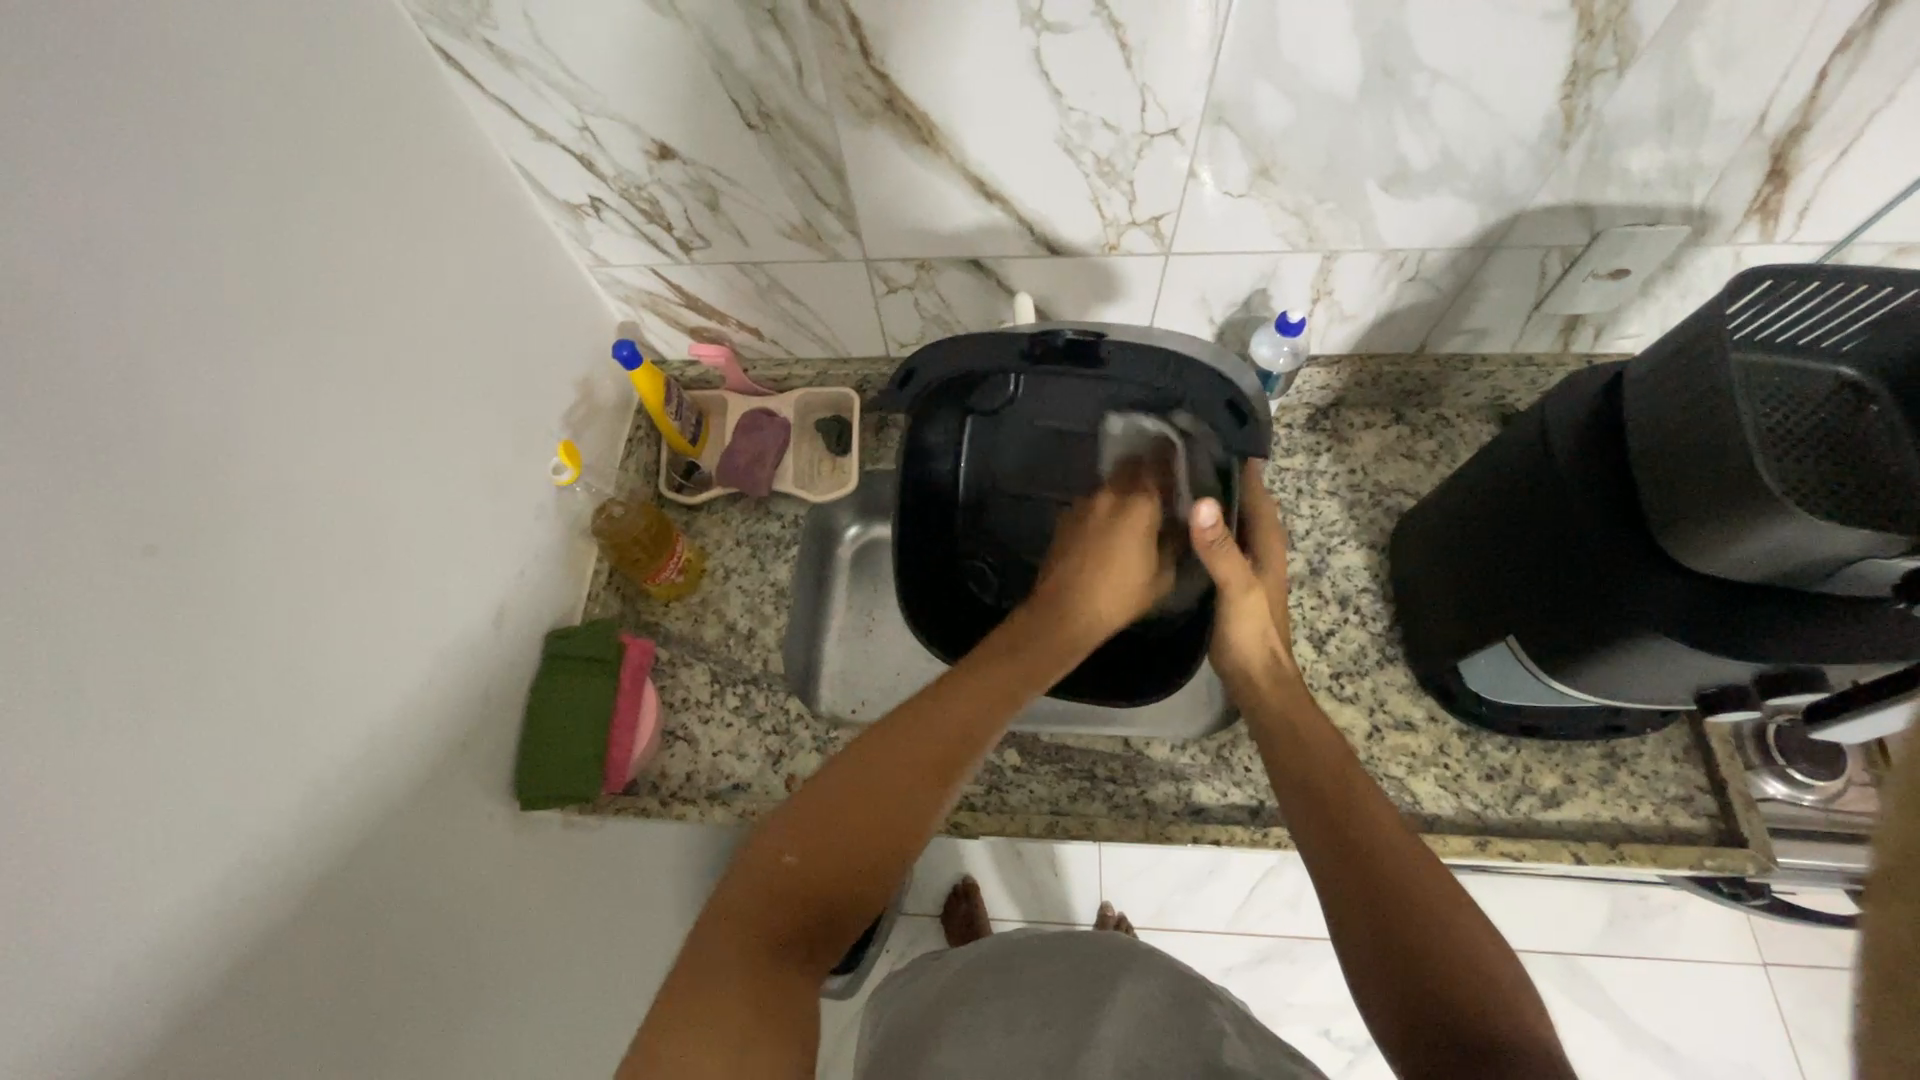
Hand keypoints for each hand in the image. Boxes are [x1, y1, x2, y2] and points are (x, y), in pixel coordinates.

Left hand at [1028, 457, 1176, 639]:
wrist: (1064, 611)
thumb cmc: (1119, 596)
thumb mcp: (1162, 576)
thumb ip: (1172, 544)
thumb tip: (1176, 527)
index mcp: (1140, 504)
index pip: (1158, 464)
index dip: (1167, 454)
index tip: (1175, 452)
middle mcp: (1109, 495)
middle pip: (1128, 467)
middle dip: (1142, 468)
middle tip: (1154, 481)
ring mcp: (1082, 504)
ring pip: (1107, 486)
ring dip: (1119, 492)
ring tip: (1128, 511)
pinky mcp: (1064, 519)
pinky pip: (1090, 505)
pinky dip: (1100, 510)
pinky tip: (1104, 529)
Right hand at [1189, 460, 1302, 694]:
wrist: (1257, 681)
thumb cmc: (1251, 633)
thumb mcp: (1236, 587)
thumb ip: (1220, 548)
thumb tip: (1201, 502)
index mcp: (1267, 543)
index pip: (1257, 491)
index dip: (1240, 464)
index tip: (1210, 436)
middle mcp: (1259, 548)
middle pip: (1243, 503)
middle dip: (1221, 478)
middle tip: (1182, 455)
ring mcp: (1245, 566)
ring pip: (1230, 523)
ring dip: (1211, 504)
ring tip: (1175, 482)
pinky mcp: (1229, 582)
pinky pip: (1216, 544)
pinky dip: (1202, 530)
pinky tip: (1177, 528)